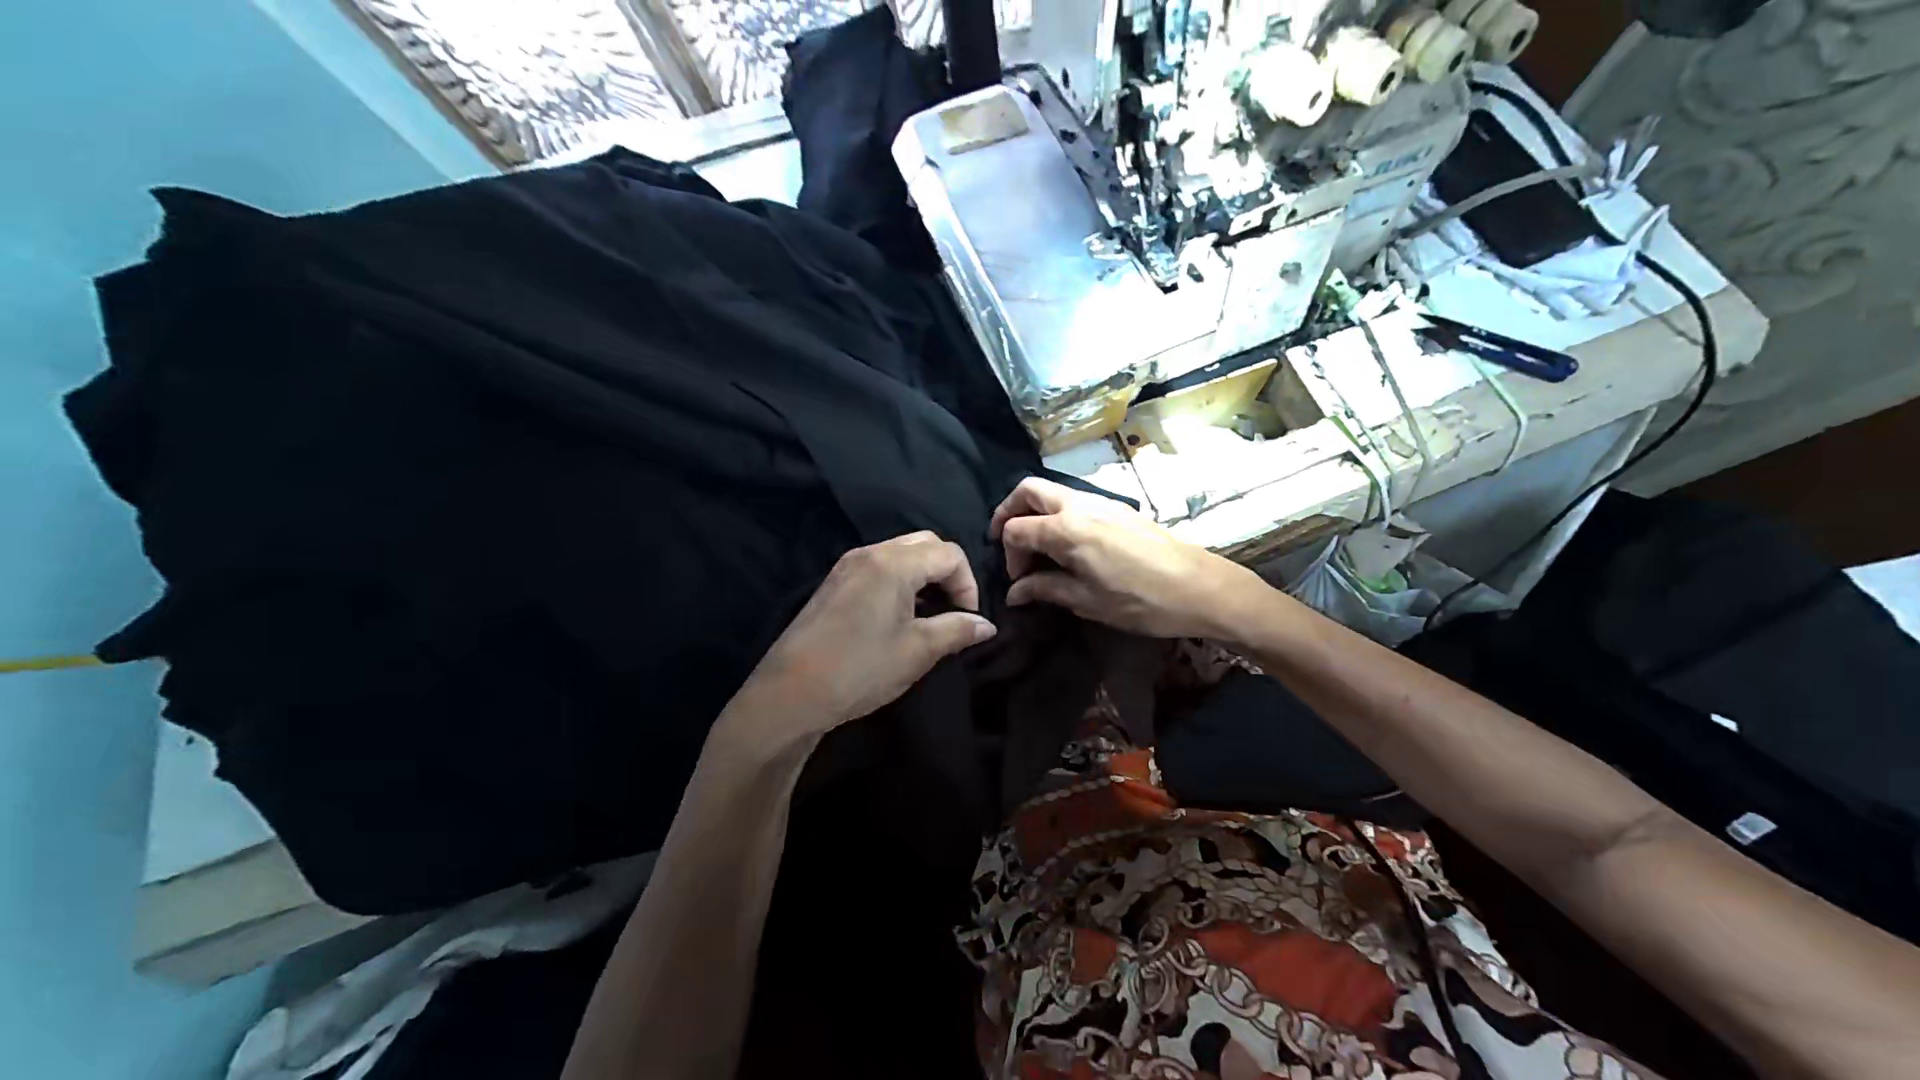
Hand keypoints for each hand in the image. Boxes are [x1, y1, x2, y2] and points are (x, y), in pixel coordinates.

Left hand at [721, 531, 996, 752]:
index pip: (949, 554)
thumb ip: (957, 630)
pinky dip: (899, 581)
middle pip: (925, 544)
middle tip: (951, 612)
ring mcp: (847, 566)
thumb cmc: (860, 669)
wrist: (789, 693)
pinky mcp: (833, 583)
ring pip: (900, 554)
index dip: (968, 585)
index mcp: (893, 563)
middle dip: (947, 573)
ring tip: (928, 617)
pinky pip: (878, 567)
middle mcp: (869, 553)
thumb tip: (986, 625)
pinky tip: (897, 618)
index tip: (967, 620)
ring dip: (923, 577)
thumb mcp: (918, 651)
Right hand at [991, 476, 1270, 639]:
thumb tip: (1015, 591)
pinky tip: (1067, 545)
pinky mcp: (1118, 508)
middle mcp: (1079, 505)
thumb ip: (1045, 589)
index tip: (1019, 582)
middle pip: (1028, 490)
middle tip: (1007, 542)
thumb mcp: (1087, 601)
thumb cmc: (1140, 600)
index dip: (1008, 555)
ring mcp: (1101, 502)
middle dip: (1009, 511)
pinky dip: (1058, 514)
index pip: (1016, 528)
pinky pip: (1075, 500)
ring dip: (1035, 512)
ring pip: (1053, 491)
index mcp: (1066, 529)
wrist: (1200, 587)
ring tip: (1038, 548)